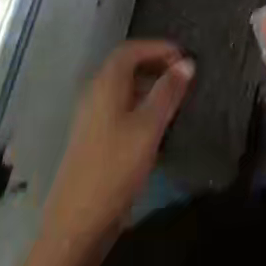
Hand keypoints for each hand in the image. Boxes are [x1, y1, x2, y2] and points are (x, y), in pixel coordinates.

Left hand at [41, 41, 193, 241]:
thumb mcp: (148, 128)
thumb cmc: (116, 167)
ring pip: (122, 87)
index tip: (185, 55)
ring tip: (176, 98)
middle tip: (184, 75)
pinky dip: (139, 104)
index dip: (157, 47)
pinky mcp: (93, 135)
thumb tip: (186, 62)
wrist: (78, 218)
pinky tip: (156, 124)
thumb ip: (167, 94)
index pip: (130, 50)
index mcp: (105, 83)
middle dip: (154, 63)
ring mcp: (91, 114)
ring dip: (148, 85)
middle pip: (124, 65)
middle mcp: (94, 92)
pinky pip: (118, 106)